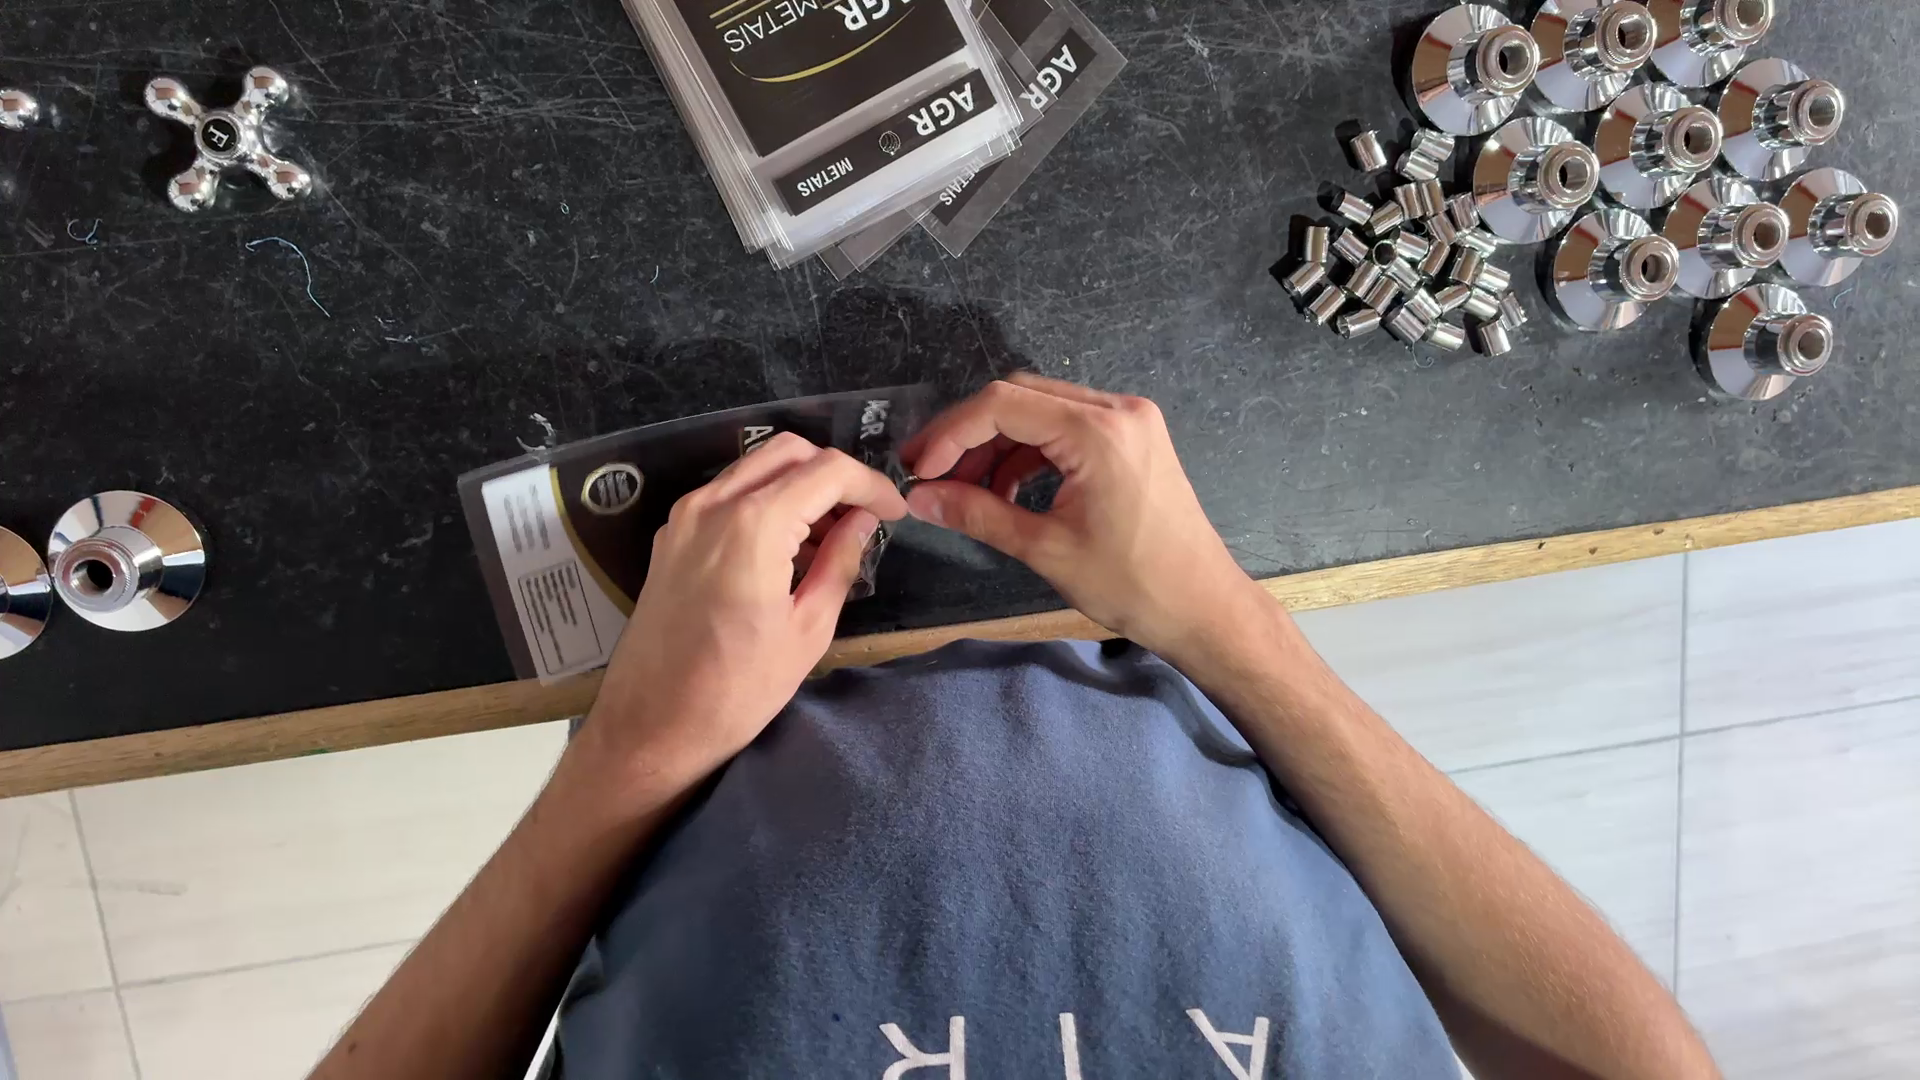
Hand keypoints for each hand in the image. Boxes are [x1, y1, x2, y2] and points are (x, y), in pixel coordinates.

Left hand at [576, 433, 907, 805]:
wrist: (651, 727)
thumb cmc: (739, 688)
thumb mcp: (809, 628)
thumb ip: (841, 561)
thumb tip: (864, 521)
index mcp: (754, 524)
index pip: (829, 471)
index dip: (872, 484)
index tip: (896, 512)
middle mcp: (714, 502)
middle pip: (790, 450)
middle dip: (836, 473)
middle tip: (864, 516)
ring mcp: (686, 515)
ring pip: (757, 466)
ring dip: (801, 485)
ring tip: (830, 537)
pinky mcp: (672, 535)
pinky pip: (730, 493)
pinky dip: (767, 501)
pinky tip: (787, 548)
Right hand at [903, 373, 1261, 665]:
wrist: (1203, 607)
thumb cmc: (1131, 584)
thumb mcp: (1045, 549)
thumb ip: (977, 514)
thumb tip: (919, 499)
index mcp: (1097, 431)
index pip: (1002, 405)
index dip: (950, 433)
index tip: (919, 470)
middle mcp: (1116, 410)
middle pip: (1020, 397)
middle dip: (969, 434)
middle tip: (931, 474)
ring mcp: (1129, 421)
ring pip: (1042, 410)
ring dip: (998, 445)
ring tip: (965, 490)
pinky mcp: (1132, 439)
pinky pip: (1066, 429)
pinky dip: (1030, 454)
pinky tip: (1007, 491)